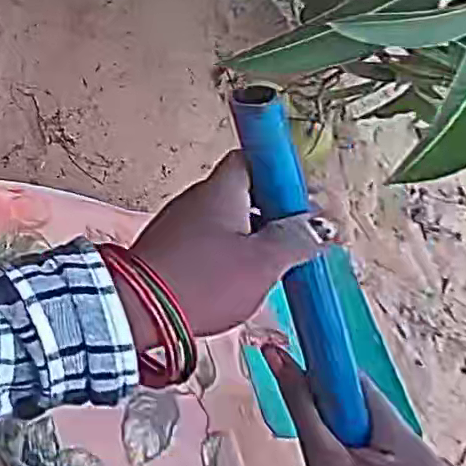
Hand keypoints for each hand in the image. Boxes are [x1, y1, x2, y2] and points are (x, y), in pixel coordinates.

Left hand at [118, 150, 333, 347]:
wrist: (144, 305)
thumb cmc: (204, 279)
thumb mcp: (262, 260)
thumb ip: (295, 238)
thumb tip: (321, 223)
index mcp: (217, 192)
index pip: (248, 161)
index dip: (280, 173)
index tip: (309, 197)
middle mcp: (196, 199)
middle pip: (242, 189)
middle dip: (277, 206)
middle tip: (309, 233)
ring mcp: (182, 220)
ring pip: (229, 214)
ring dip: (260, 229)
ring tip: (289, 257)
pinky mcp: (176, 243)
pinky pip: (214, 234)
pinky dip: (238, 245)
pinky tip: (255, 269)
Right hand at [267, 346, 465, 465]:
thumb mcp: (321, 460)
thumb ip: (299, 401)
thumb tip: (274, 352)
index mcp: (415, 451)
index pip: (357, 385)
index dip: (324, 373)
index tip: (303, 340)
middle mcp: (440, 461)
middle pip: (368, 410)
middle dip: (339, 419)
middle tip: (323, 445)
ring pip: (379, 434)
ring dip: (353, 440)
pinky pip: (395, 455)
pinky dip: (371, 459)